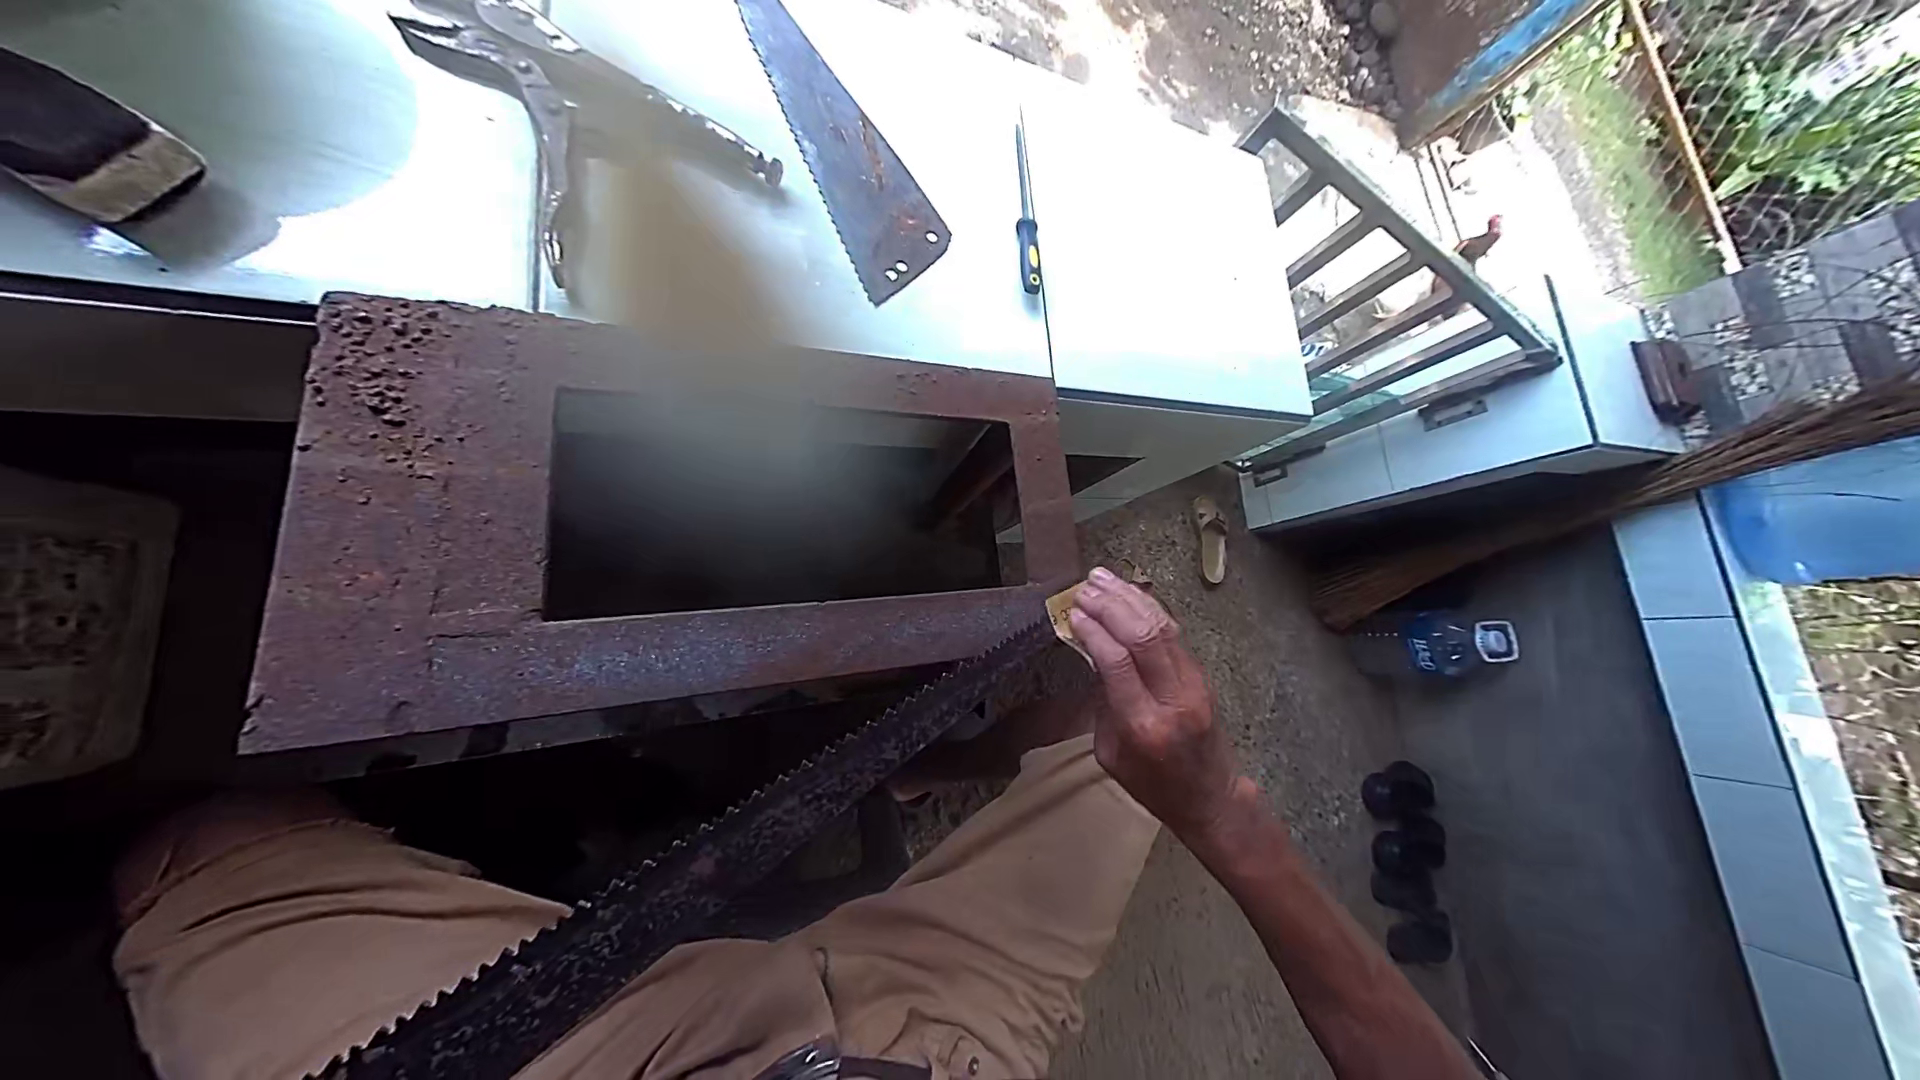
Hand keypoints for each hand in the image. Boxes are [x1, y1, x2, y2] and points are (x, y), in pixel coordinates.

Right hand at [1068, 566, 1243, 843]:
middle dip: (1110, 606)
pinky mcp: (1201, 674)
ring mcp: (1193, 684)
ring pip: (1162, 626)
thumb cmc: (1153, 785)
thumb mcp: (1110, 754)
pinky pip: (1173, 631)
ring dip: (1129, 597)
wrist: (1212, 798)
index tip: (1072, 613)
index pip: (1117, 662)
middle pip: (1143, 636)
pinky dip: (1147, 607)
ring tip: (1101, 578)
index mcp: (1143, 725)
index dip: (1093, 631)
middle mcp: (1173, 698)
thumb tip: (1093, 653)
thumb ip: (1102, 703)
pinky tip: (1128, 592)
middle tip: (1083, 589)